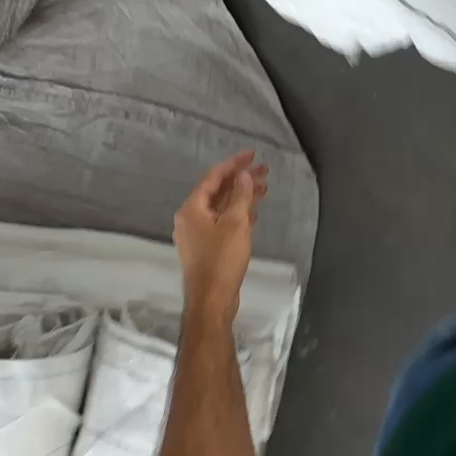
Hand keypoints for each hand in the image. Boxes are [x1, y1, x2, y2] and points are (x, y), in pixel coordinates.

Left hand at [173, 151, 268, 325]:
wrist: (211, 301)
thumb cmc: (222, 259)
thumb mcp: (235, 223)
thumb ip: (240, 196)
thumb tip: (243, 175)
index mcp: (192, 209)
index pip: (213, 177)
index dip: (234, 164)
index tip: (253, 154)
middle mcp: (190, 218)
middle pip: (217, 190)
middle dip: (241, 180)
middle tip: (264, 171)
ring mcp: (196, 234)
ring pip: (221, 206)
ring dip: (242, 196)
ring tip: (265, 189)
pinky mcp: (205, 248)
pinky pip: (222, 221)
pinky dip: (237, 213)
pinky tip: (254, 214)